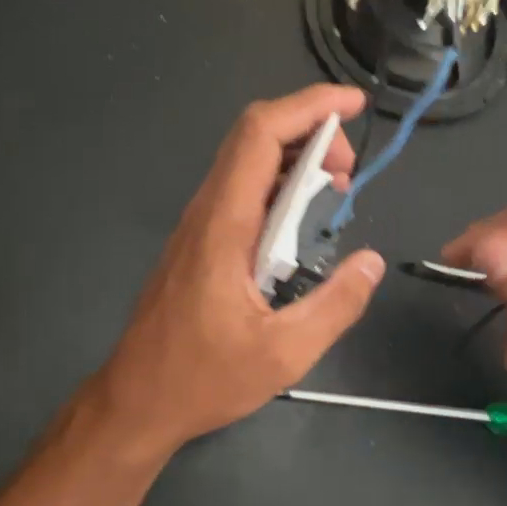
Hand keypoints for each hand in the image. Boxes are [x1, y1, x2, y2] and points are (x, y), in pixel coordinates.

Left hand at [82, 85, 386, 459]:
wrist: (136, 400)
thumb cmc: (204, 379)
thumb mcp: (284, 354)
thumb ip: (335, 306)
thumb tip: (371, 262)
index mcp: (224, 226)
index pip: (260, 135)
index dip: (308, 106)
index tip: (353, 105)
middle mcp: (206, 213)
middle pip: (252, 137)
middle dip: (308, 130)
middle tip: (347, 171)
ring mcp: (197, 227)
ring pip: (244, 163)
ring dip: (293, 159)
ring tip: (334, 190)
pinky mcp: (197, 244)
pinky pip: (239, 193)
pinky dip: (277, 186)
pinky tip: (300, 223)